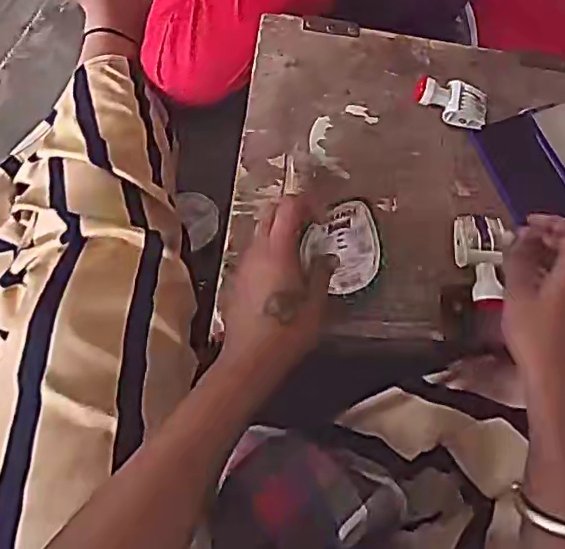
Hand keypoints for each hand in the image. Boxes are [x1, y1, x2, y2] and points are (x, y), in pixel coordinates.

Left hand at [219, 195, 334, 386]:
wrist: (248, 363)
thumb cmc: (287, 331)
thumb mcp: (316, 303)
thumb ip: (322, 273)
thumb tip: (327, 258)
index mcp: (278, 249)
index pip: (289, 206)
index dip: (307, 202)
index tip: (322, 215)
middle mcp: (257, 251)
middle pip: (271, 212)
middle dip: (292, 211)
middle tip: (312, 225)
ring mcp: (243, 265)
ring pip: (260, 232)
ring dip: (280, 231)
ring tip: (301, 250)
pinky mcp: (236, 280)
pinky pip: (254, 253)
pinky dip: (269, 251)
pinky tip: (282, 274)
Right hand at [501, 215, 564, 396]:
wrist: (555, 387)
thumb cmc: (535, 337)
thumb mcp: (517, 294)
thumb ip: (518, 260)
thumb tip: (519, 238)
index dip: (550, 222)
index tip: (528, 222)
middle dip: (546, 240)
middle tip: (520, 240)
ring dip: (548, 260)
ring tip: (521, 263)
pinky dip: (552, 279)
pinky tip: (531, 291)